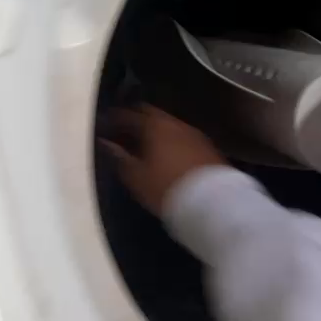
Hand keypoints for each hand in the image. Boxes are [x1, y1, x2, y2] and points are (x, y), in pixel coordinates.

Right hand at [96, 104, 227, 212]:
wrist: (215, 206)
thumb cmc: (167, 188)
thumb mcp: (135, 176)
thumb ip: (118, 157)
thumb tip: (106, 144)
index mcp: (153, 125)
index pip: (128, 115)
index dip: (114, 119)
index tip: (105, 126)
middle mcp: (174, 123)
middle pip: (151, 114)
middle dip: (136, 121)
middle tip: (125, 133)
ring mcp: (195, 135)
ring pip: (169, 126)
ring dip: (156, 132)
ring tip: (145, 146)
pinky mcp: (209, 149)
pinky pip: (183, 138)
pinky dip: (171, 142)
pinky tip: (167, 156)